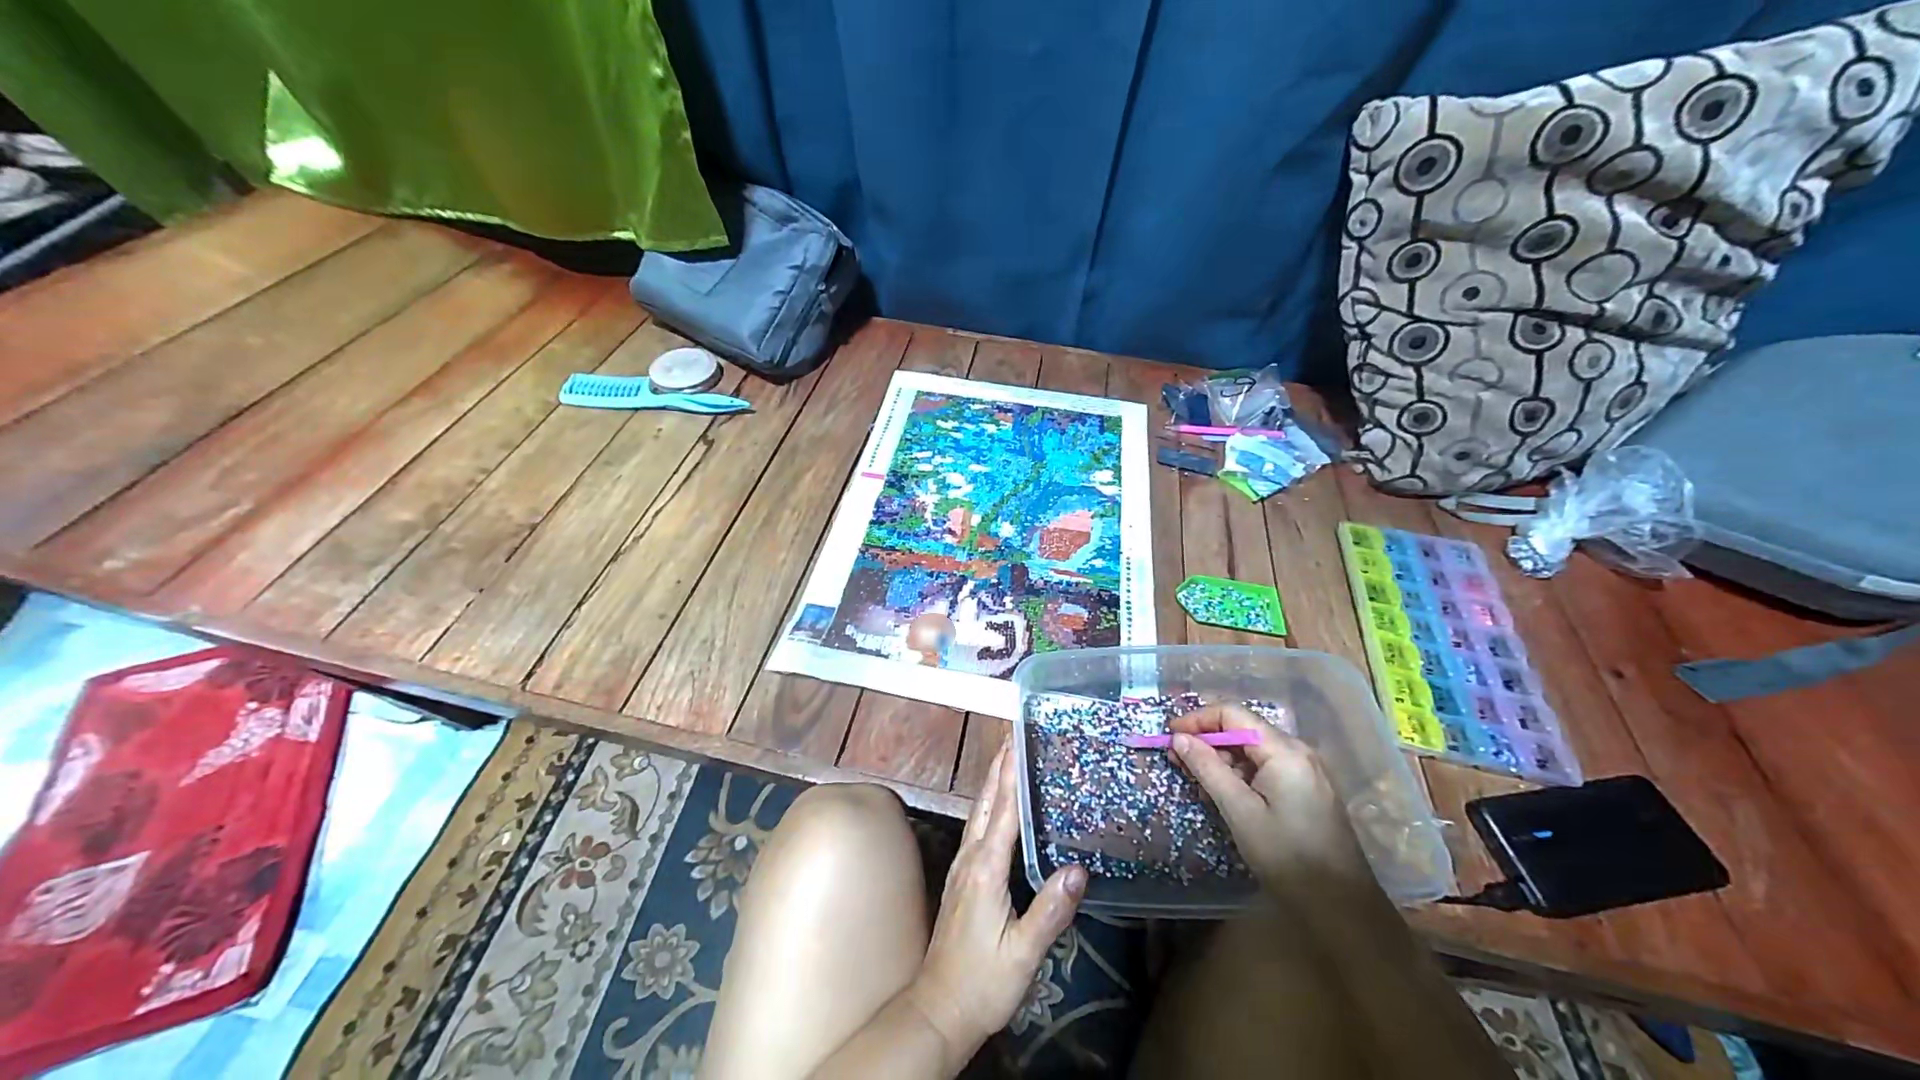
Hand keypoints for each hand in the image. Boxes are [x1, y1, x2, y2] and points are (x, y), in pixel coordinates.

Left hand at [903, 742, 1085, 1061]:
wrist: (939, 1010)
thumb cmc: (983, 983)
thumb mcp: (1023, 953)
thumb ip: (1050, 911)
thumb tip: (1078, 869)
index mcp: (985, 870)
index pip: (1003, 812)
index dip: (1012, 774)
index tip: (1020, 741)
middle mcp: (969, 860)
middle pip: (986, 803)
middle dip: (999, 766)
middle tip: (1013, 733)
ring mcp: (961, 868)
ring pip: (978, 813)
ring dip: (992, 781)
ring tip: (1005, 755)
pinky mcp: (961, 879)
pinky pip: (976, 828)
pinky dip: (988, 805)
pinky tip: (995, 806)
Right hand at [1169, 705, 1371, 897]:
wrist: (1340, 905)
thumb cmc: (1286, 855)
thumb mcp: (1239, 811)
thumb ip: (1208, 768)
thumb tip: (1180, 738)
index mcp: (1284, 751)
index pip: (1233, 714)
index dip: (1197, 719)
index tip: (1169, 735)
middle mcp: (1297, 751)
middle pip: (1243, 728)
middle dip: (1206, 738)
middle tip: (1176, 758)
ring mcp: (1305, 769)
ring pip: (1252, 748)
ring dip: (1221, 757)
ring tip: (1195, 778)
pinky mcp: (1306, 788)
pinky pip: (1265, 766)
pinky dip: (1239, 772)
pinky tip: (1222, 792)